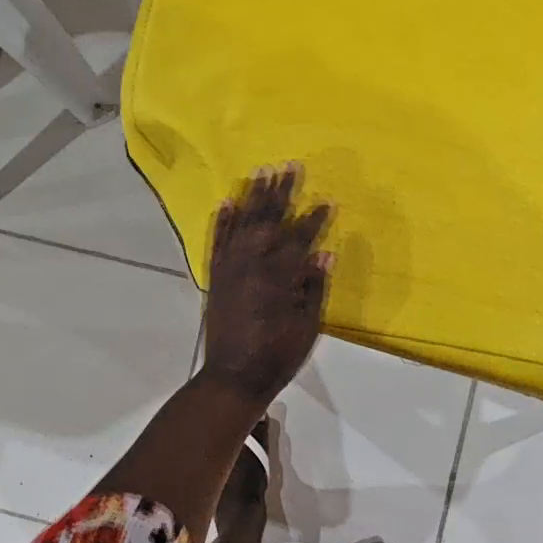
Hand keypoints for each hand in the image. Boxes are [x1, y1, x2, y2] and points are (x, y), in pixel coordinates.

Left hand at [200, 165, 333, 403]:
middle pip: (269, 220)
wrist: (233, 377)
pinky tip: (227, 201)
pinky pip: (218, 241)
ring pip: (242, 223)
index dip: (314, 219)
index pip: (300, 239)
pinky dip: (222, 220)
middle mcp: (252, 265)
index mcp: (279, 277)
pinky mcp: (216, 276)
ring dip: (253, 196)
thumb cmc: (277, 355)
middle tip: (290, 165)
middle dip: (281, 192)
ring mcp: (230, 268)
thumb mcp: (307, 326)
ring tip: (261, 171)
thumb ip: (314, 287)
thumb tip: (324, 253)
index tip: (326, 200)